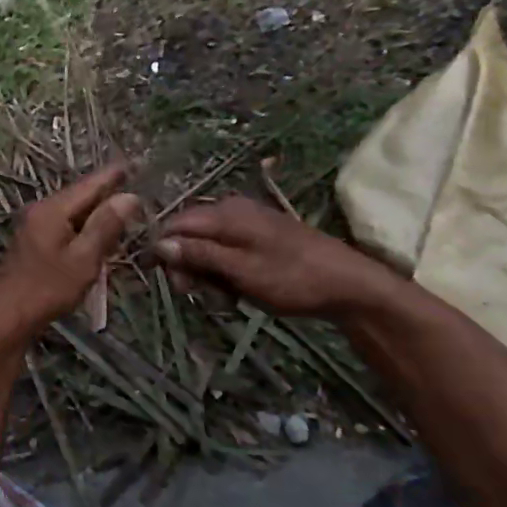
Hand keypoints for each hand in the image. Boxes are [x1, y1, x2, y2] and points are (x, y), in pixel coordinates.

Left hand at [0, 163, 142, 342]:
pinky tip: (98, 237)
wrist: (8, 317)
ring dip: (97, 214)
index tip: (136, 165)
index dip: (114, 175)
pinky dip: (84, 228)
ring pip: (73, 212)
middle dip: (108, 195)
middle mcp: (41, 210)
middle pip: (81, 196)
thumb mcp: (84, 258)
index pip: (90, 184)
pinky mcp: (33, 242)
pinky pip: (65, 226)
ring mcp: (34, 226)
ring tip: (124, 213)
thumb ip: (106, 225)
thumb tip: (128, 196)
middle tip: (137, 193)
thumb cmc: (48, 289)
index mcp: (52, 208)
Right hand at [153, 197, 397, 318]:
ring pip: (208, 245)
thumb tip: (159, 243)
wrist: (348, 284)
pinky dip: (226, 271)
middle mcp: (233, 209)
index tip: (173, 283)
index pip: (175, 224)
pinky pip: (228, 250)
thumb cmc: (292, 278)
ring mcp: (249, 222)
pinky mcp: (261, 236)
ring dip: (208, 272)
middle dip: (188, 265)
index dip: (165, 252)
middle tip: (199, 295)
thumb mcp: (240, 270)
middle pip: (190, 234)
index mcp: (225, 213)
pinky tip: (238, 290)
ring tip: (224, 297)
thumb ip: (199, 254)